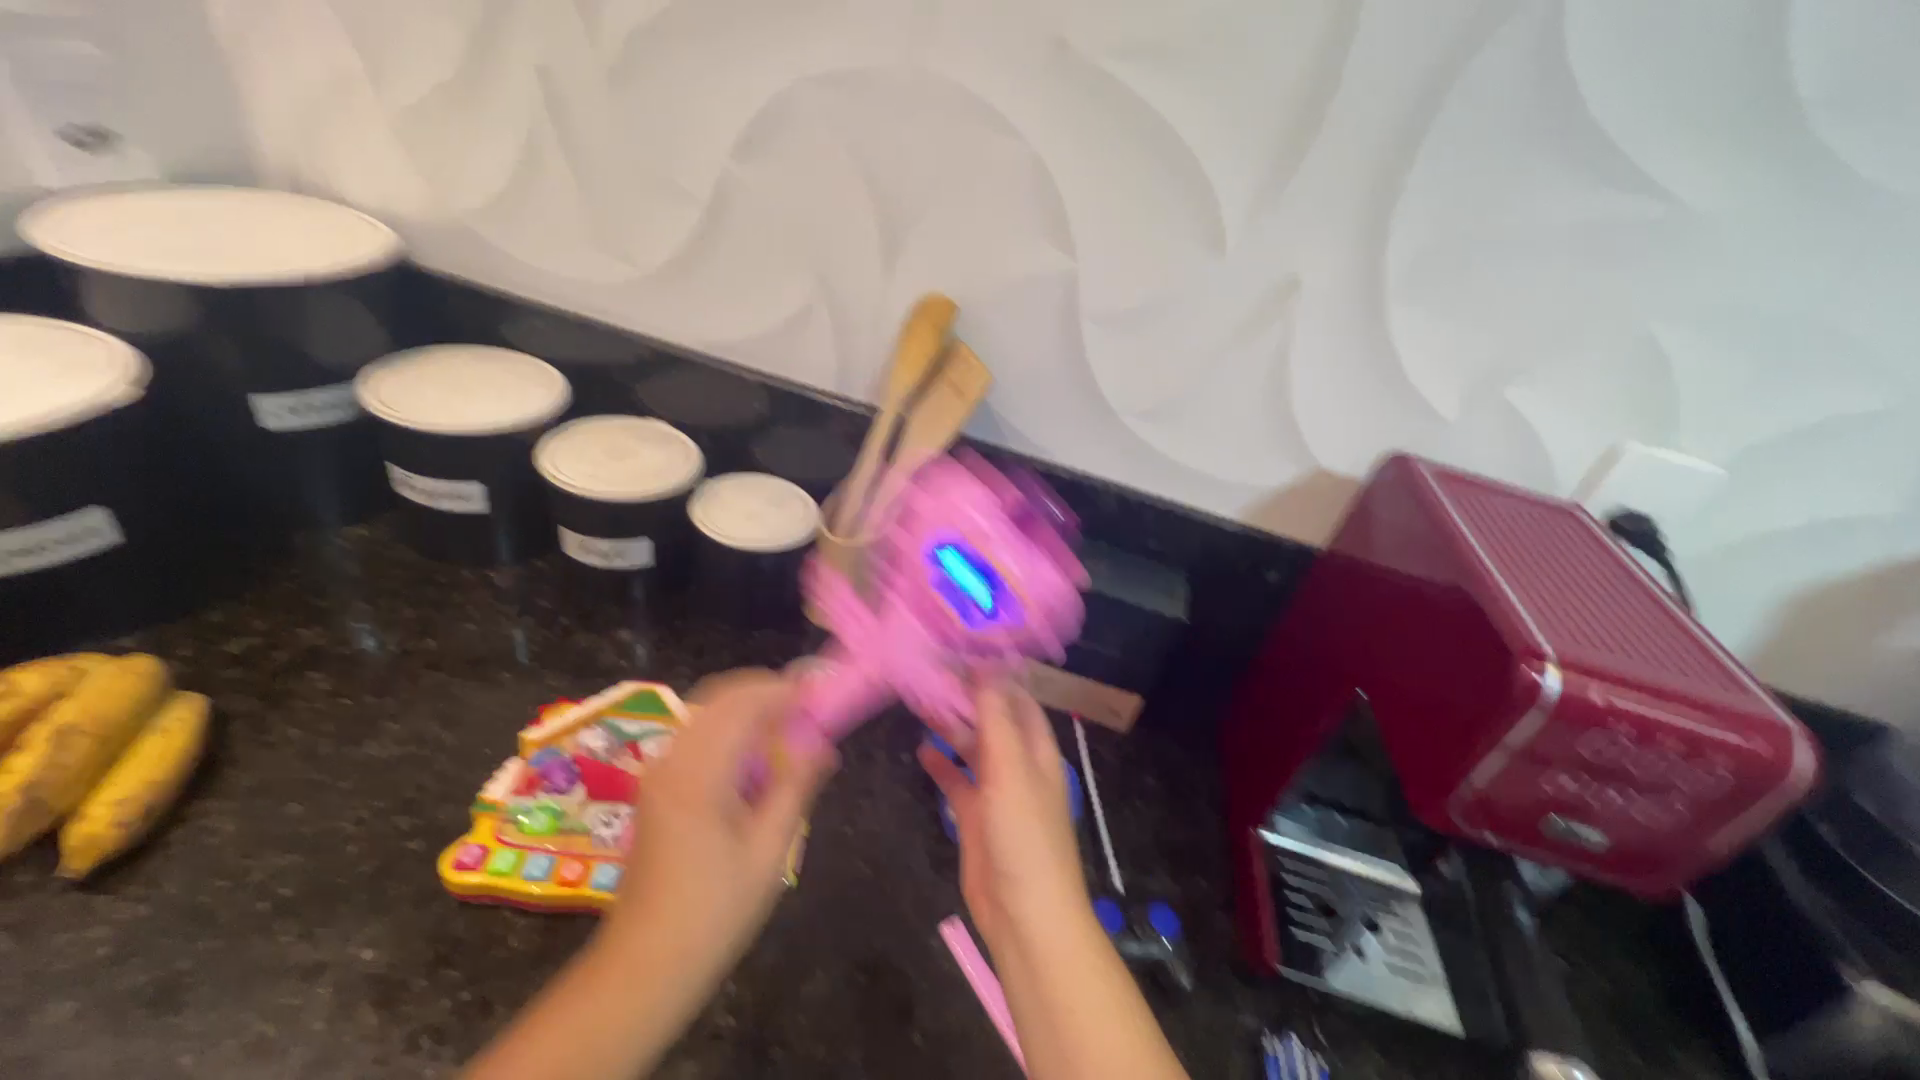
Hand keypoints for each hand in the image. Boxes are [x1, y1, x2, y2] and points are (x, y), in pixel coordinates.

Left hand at [599, 668, 837, 983]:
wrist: (646, 962)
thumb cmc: (715, 912)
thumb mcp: (769, 851)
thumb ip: (794, 787)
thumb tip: (821, 744)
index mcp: (698, 773)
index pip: (744, 703)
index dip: (784, 690)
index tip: (821, 695)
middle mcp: (671, 760)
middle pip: (721, 698)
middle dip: (766, 694)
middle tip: (809, 711)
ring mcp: (657, 773)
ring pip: (707, 715)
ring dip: (747, 712)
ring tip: (789, 734)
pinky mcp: (655, 789)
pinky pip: (696, 738)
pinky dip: (729, 732)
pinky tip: (755, 762)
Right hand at [918, 679, 1087, 947]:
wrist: (1024, 915)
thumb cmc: (1024, 836)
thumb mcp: (1011, 769)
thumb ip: (996, 717)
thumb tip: (987, 663)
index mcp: (1037, 750)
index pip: (1017, 698)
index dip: (994, 673)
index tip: (961, 646)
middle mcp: (1018, 764)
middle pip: (992, 719)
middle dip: (965, 695)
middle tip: (927, 667)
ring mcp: (996, 792)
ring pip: (972, 748)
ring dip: (951, 725)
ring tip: (918, 697)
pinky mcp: (974, 818)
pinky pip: (957, 781)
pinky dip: (941, 764)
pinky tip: (921, 748)